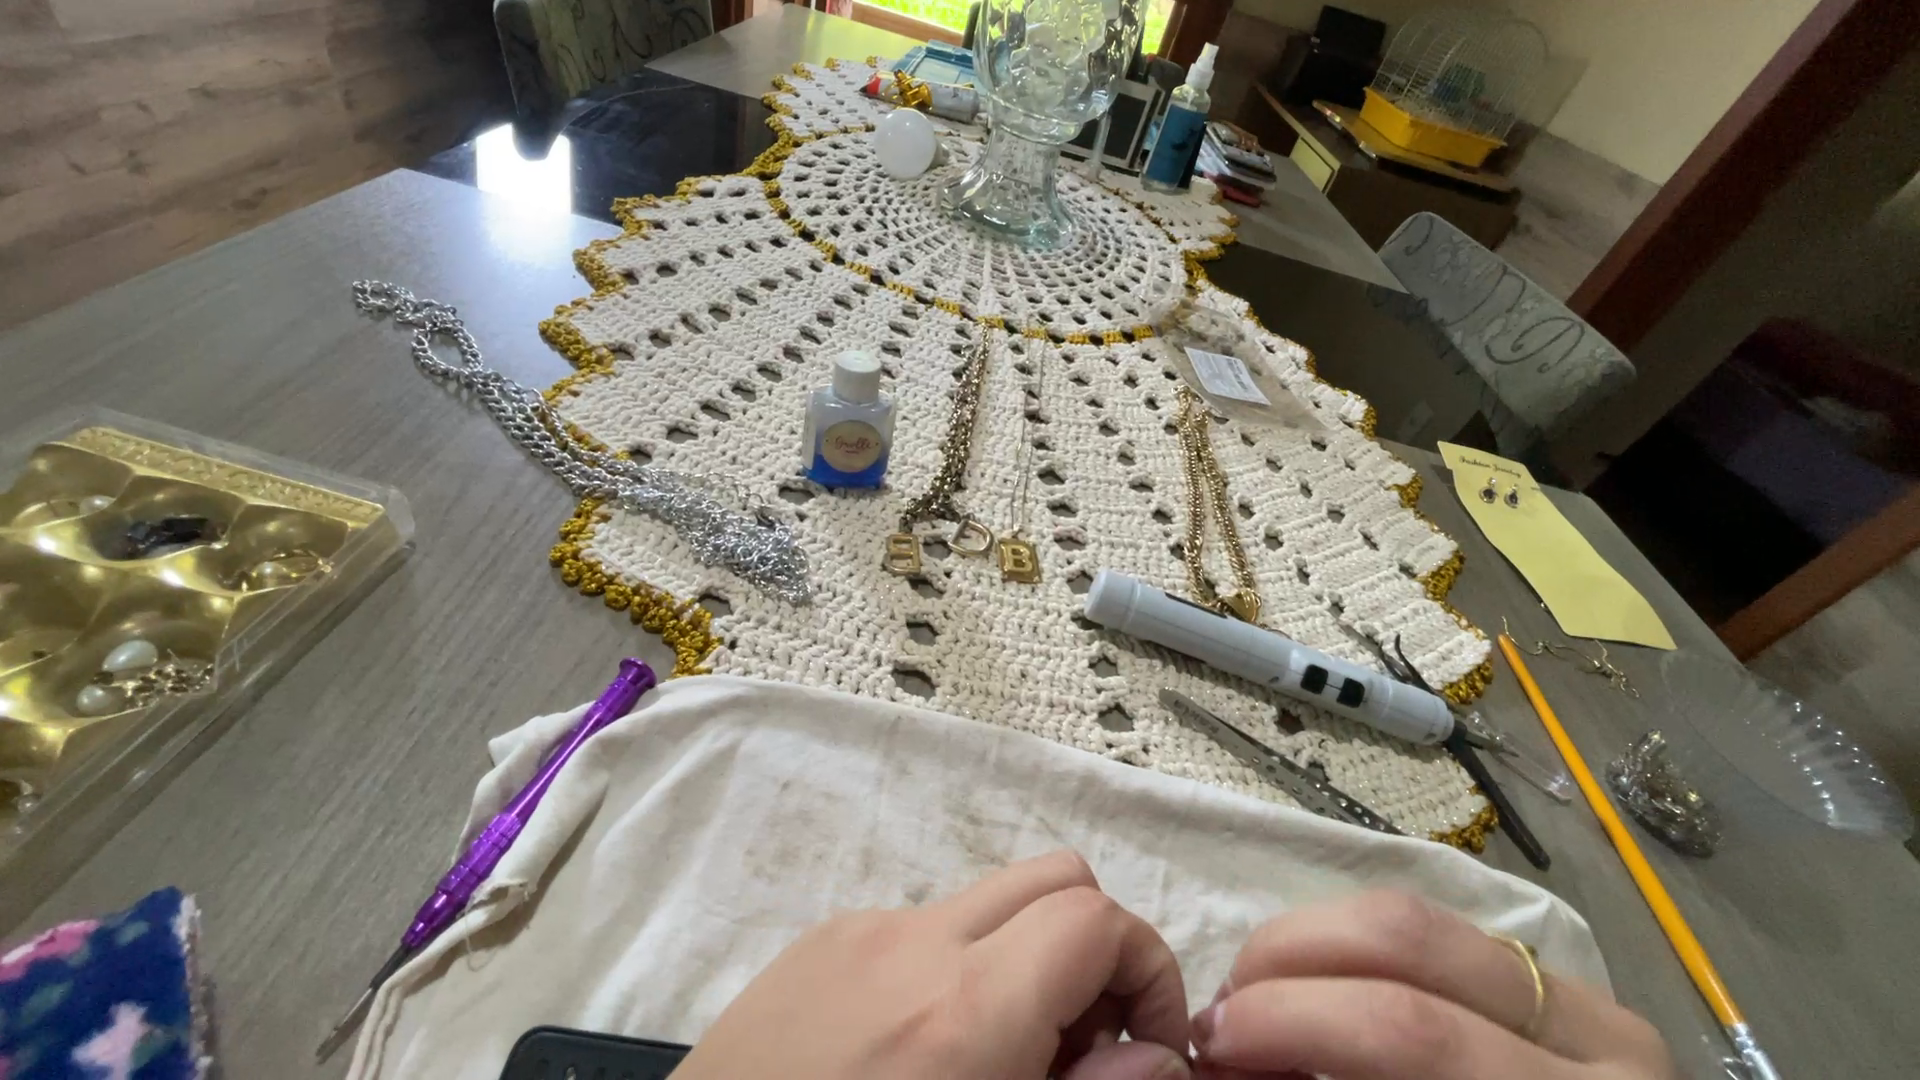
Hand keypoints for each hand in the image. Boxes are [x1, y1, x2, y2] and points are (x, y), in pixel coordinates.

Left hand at [675, 850, 1192, 1079]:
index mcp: (963, 1008)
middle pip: (1054, 876)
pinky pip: (919, 927)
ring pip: (987, 902)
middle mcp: (912, 940)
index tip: (1150, 1049)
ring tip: (997, 1057)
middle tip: (1084, 1045)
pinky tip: (918, 1053)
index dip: (1149, 969)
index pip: (1096, 917)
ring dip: (1024, 960)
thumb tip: (1159, 1058)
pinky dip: (955, 969)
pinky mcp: (817, 943)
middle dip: (1096, 949)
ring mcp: (858, 930)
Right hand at [1192, 891, 1678, 1079]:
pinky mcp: (1554, 984)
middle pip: (1404, 937)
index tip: (1211, 1045)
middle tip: (1223, 1005)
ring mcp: (1581, 1001)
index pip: (1412, 1030)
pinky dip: (1345, 946)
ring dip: (1303, 940)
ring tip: (1253, 988)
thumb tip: (1217, 1065)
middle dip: (1282, 957)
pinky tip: (1311, 985)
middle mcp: (1601, 1039)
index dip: (1290, 1021)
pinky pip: (1425, 928)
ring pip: (1409, 912)